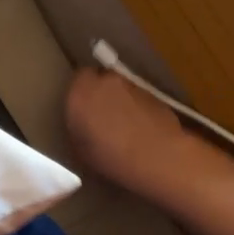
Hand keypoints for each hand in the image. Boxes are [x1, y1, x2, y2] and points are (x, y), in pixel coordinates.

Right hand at [64, 67, 213, 195]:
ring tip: (121, 125)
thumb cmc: (107, 157)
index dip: (80, 90)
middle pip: (102, 78)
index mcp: (82, 92)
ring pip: (122, 88)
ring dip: (120, 100)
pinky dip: (137, 109)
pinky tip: (139, 129)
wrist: (156, 157)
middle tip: (98, 115)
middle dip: (100, 92)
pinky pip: (140, 98)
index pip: (78, 77)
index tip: (79, 106)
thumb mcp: (77, 146)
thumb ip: (76, 124)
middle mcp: (108, 82)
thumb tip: (81, 121)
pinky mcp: (157, 95)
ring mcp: (134, 86)